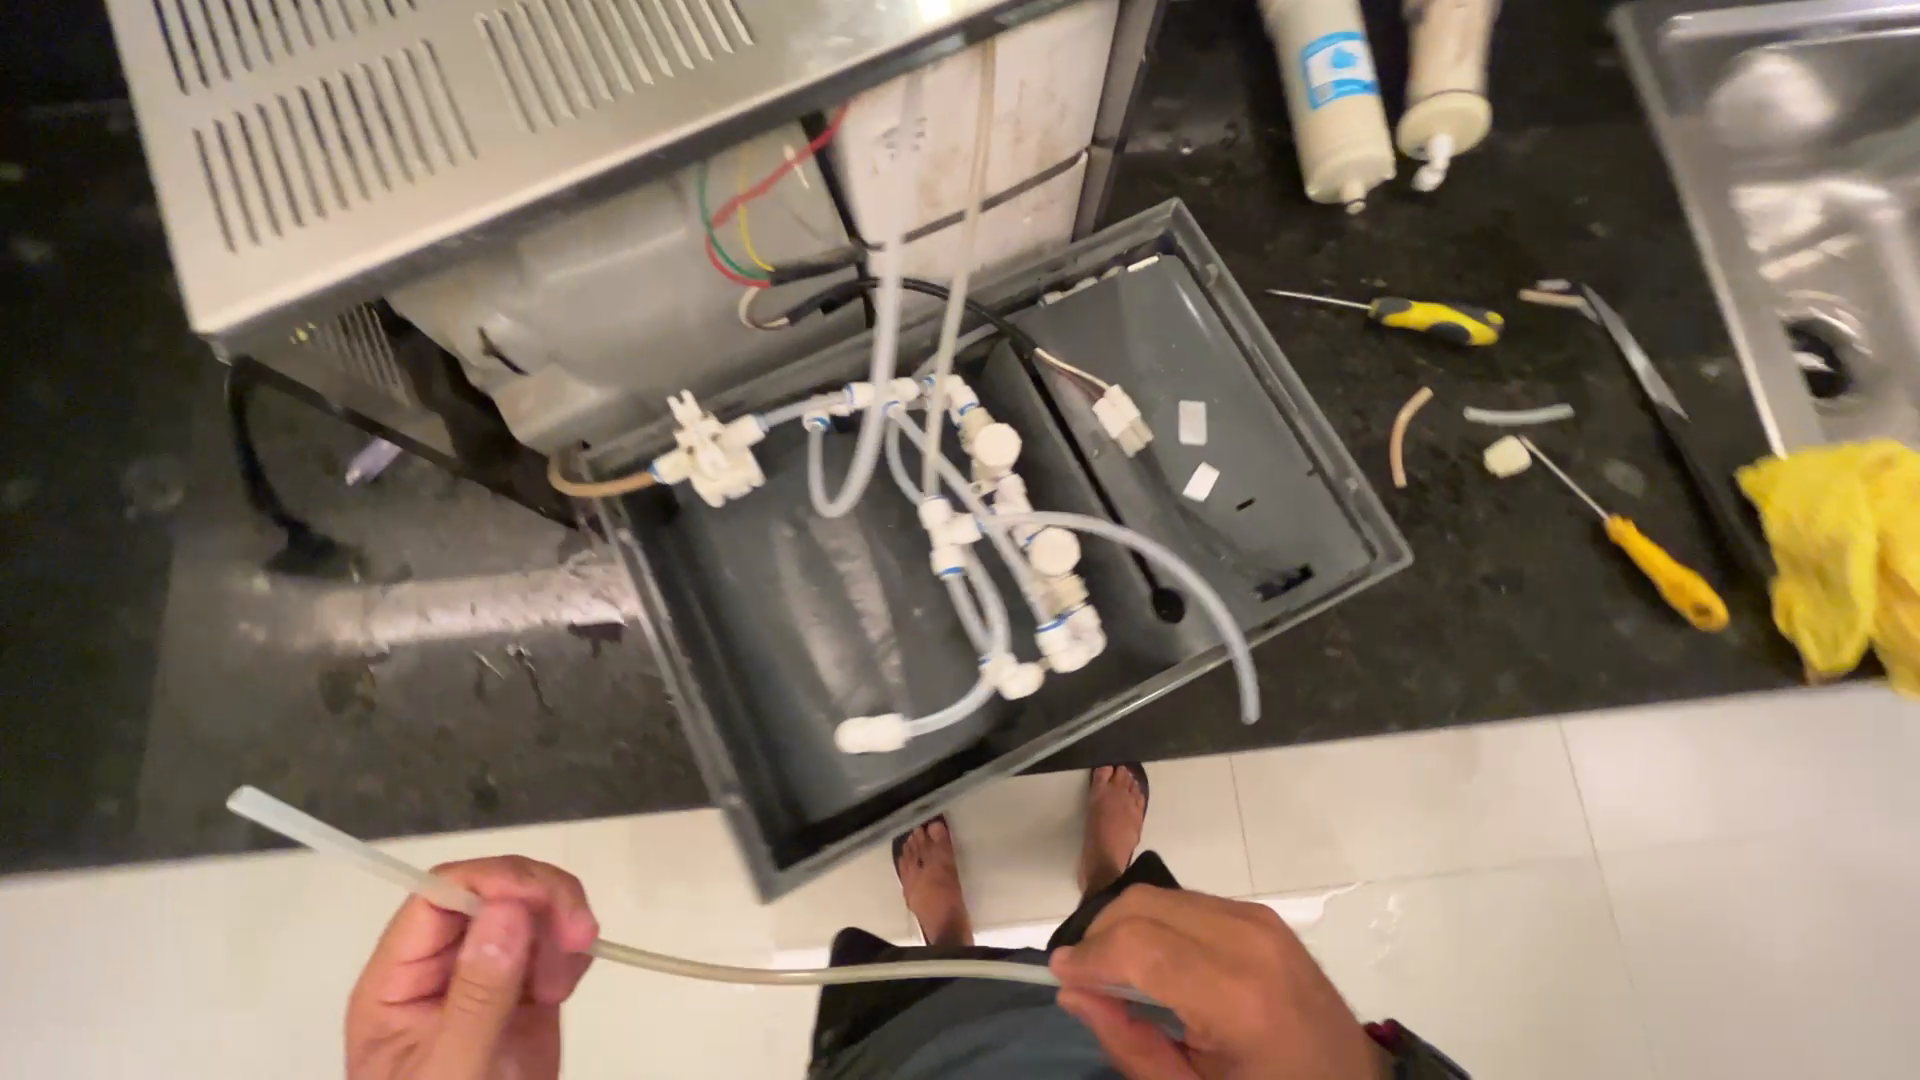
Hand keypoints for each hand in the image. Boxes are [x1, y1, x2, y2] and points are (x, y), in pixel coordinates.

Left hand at [346, 856, 599, 1079]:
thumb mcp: (453, 1071)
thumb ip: (478, 995)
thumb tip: (507, 908)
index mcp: (399, 980)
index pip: (441, 895)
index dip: (494, 881)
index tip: (545, 902)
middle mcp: (441, 965)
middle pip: (494, 888)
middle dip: (543, 900)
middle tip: (580, 937)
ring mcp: (486, 974)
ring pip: (531, 905)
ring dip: (562, 926)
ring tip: (563, 986)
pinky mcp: (526, 986)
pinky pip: (554, 937)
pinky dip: (573, 948)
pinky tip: (568, 988)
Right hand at [1049, 886, 1382, 1079]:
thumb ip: (1129, 1044)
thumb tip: (1072, 992)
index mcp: (1239, 997)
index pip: (1139, 946)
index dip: (1089, 956)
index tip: (1059, 977)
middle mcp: (1248, 939)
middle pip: (1142, 905)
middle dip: (1100, 936)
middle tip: (1085, 980)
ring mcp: (1257, 919)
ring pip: (1159, 895)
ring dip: (1124, 925)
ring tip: (1117, 973)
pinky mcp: (1260, 914)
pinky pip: (1185, 901)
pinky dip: (1154, 922)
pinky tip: (1155, 963)